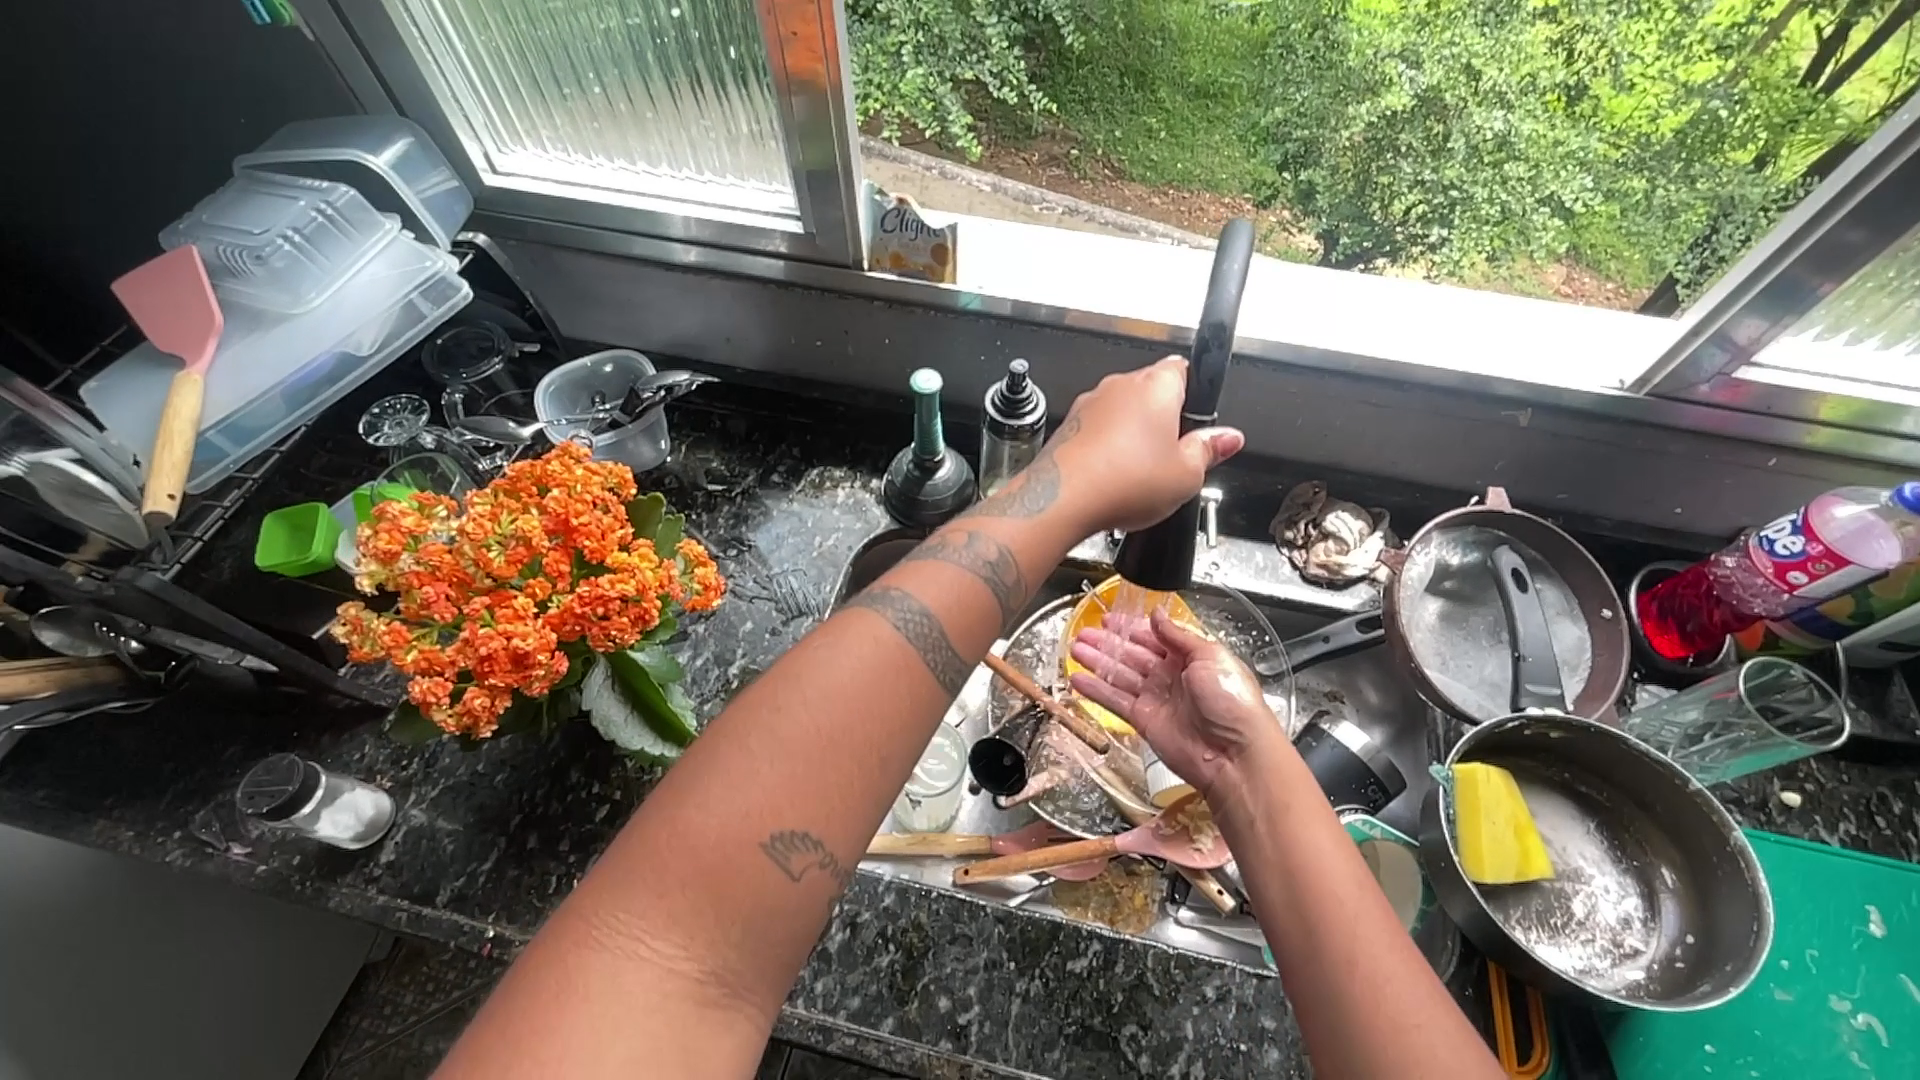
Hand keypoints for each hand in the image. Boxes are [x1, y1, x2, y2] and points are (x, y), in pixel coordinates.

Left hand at [1042, 357, 1243, 533]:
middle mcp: (1119, 386)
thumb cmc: (1120, 482)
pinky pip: (1096, 433)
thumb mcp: (1186, 475)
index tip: (1200, 423)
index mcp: (1156, 385)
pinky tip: (1113, 479)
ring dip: (1133, 437)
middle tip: (1175, 458)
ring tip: (1141, 475)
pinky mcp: (1068, 427)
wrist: (1061, 500)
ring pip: (1122, 414)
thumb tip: (1227, 438)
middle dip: (1165, 421)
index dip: (1196, 395)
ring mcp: (1089, 405)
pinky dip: (1106, 450)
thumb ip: (1209, 450)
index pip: (1185, 368)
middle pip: (1152, 393)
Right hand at [1068, 609, 1283, 798]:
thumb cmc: (1234, 703)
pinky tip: (1079, 680)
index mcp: (1191, 657)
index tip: (1109, 619)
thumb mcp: (1209, 655)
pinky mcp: (1145, 720)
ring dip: (1097, 662)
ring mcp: (1157, 699)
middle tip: (1084, 633)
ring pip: (1120, 676)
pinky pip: (1115, 701)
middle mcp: (1172, 676)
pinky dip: (1096, 691)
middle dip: (1108, 643)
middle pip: (1132, 655)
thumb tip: (1157, 615)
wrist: (1235, 754)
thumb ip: (1178, 635)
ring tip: (1075, 650)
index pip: (1154, 637)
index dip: (1130, 628)